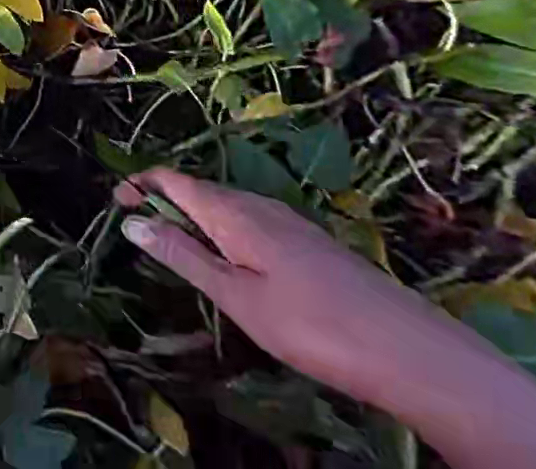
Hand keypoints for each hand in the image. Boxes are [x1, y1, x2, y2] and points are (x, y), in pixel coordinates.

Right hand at [115, 167, 535, 468]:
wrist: (420, 357)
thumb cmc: (313, 326)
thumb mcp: (235, 295)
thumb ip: (181, 254)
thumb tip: (129, 221)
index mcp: (232, 212)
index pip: (172, 179)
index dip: (139, 184)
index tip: (115, 204)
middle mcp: (259, 205)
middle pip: (197, 189)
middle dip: (162, 202)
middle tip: (141, 235)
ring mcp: (290, 222)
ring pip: (226, 206)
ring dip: (193, 218)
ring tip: (180, 252)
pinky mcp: (312, 243)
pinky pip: (251, 221)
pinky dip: (224, 231)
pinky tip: (234, 266)